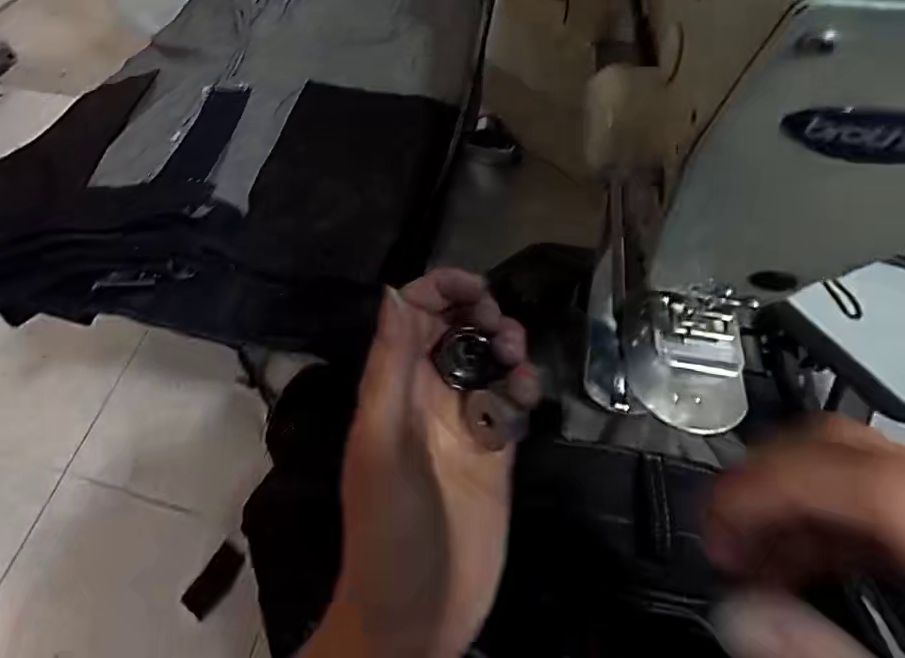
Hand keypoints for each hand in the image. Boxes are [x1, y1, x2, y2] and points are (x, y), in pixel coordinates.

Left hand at [302, 268, 540, 657]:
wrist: (416, 617)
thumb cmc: (387, 528)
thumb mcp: (380, 443)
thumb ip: (389, 368)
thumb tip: (394, 292)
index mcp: (395, 386)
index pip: (413, 315)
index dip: (441, 289)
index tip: (476, 288)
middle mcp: (429, 394)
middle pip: (456, 328)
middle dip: (480, 312)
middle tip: (497, 324)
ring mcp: (465, 421)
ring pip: (489, 358)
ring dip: (506, 344)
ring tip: (515, 356)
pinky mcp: (496, 448)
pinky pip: (513, 398)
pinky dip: (523, 385)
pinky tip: (524, 394)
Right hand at [706, 417, 904, 657]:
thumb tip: (743, 614)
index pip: (877, 482)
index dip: (781, 484)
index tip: (723, 514)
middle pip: (869, 456)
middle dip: (776, 479)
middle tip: (724, 527)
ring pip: (876, 469)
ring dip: (800, 497)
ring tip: (753, 549)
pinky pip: (902, 505)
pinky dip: (839, 522)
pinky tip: (809, 558)